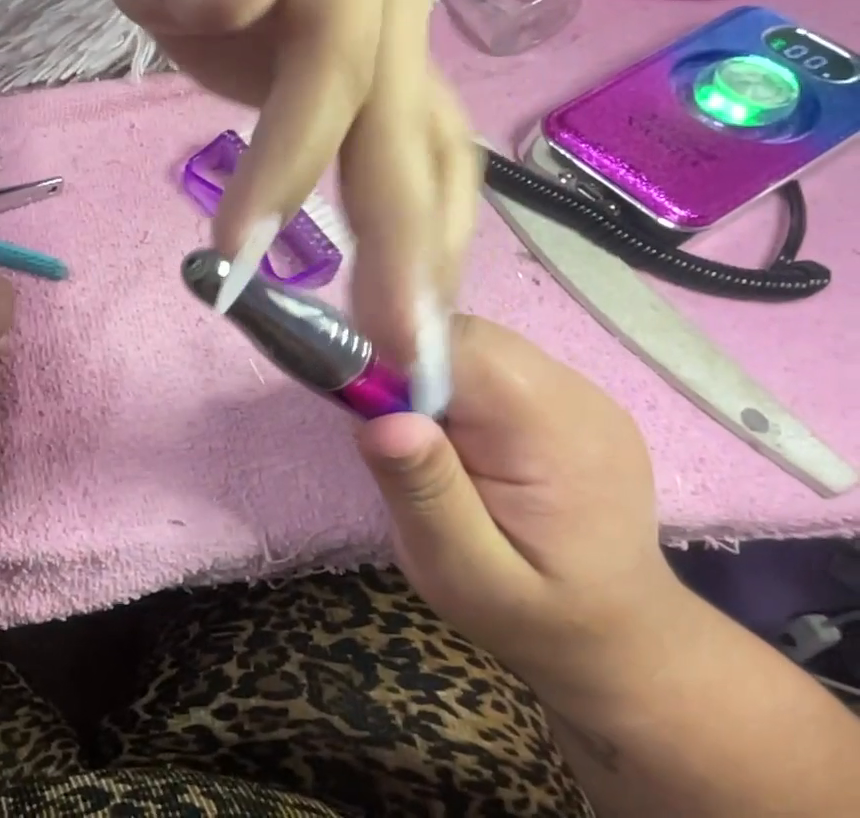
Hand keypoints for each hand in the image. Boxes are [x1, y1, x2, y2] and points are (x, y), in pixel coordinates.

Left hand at [106, 0, 479, 415]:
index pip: (325, 73)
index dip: (289, 162)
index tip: (239, 252)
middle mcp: (397, 2)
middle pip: (404, 130)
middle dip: (401, 242)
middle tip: (399, 351)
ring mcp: (407, 48)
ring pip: (436, 156)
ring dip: (432, 253)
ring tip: (417, 348)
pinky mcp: (396, 87)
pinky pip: (420, 162)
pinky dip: (424, 232)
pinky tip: (413, 293)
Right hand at [353, 317, 683, 689]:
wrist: (617, 636)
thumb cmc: (529, 612)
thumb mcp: (460, 570)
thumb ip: (424, 494)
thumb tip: (382, 421)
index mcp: (553, 434)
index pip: (461, 347)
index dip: (395, 352)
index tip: (355, 397)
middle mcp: (574, 396)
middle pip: (462, 336)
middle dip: (402, 366)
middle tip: (378, 427)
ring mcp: (575, 393)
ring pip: (469, 344)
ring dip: (421, 376)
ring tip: (415, 441)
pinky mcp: (560, 400)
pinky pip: (486, 364)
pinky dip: (446, 385)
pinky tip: (447, 439)